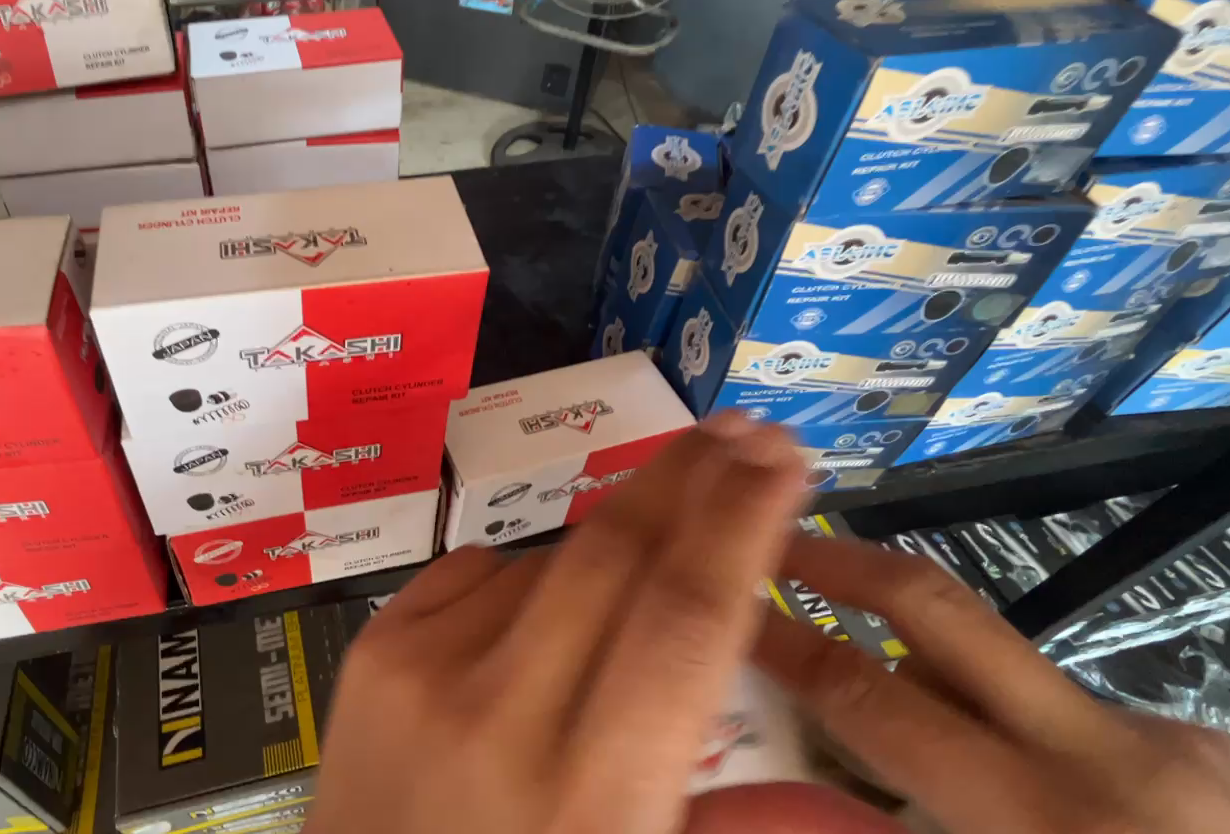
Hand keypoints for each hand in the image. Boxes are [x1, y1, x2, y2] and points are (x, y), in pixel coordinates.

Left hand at [305, 411, 905, 833]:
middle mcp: (503, 711)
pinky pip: (476, 570)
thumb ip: (735, 826)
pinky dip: (523, 580)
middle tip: (734, 434)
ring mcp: (423, 666)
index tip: (777, 451)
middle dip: (685, 478)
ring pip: (547, 560)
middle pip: (614, 553)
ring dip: (601, 554)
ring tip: (616, 603)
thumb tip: (854, 803)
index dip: (741, 521)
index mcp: (596, 793)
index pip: (687, 616)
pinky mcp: (375, 646)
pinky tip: (529, 623)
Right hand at [755, 533, 1229, 833]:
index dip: (778, 639)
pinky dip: (1006, 726)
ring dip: (924, 671)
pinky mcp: (1205, 743)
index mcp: (1048, 815)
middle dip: (835, 560)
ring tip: (896, 719)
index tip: (719, 605)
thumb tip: (765, 791)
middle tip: (762, 543)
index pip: (868, 691)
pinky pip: (1058, 708)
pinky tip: (1019, 784)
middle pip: (934, 607)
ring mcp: (1168, 737)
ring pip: (993, 666)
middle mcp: (1110, 753)